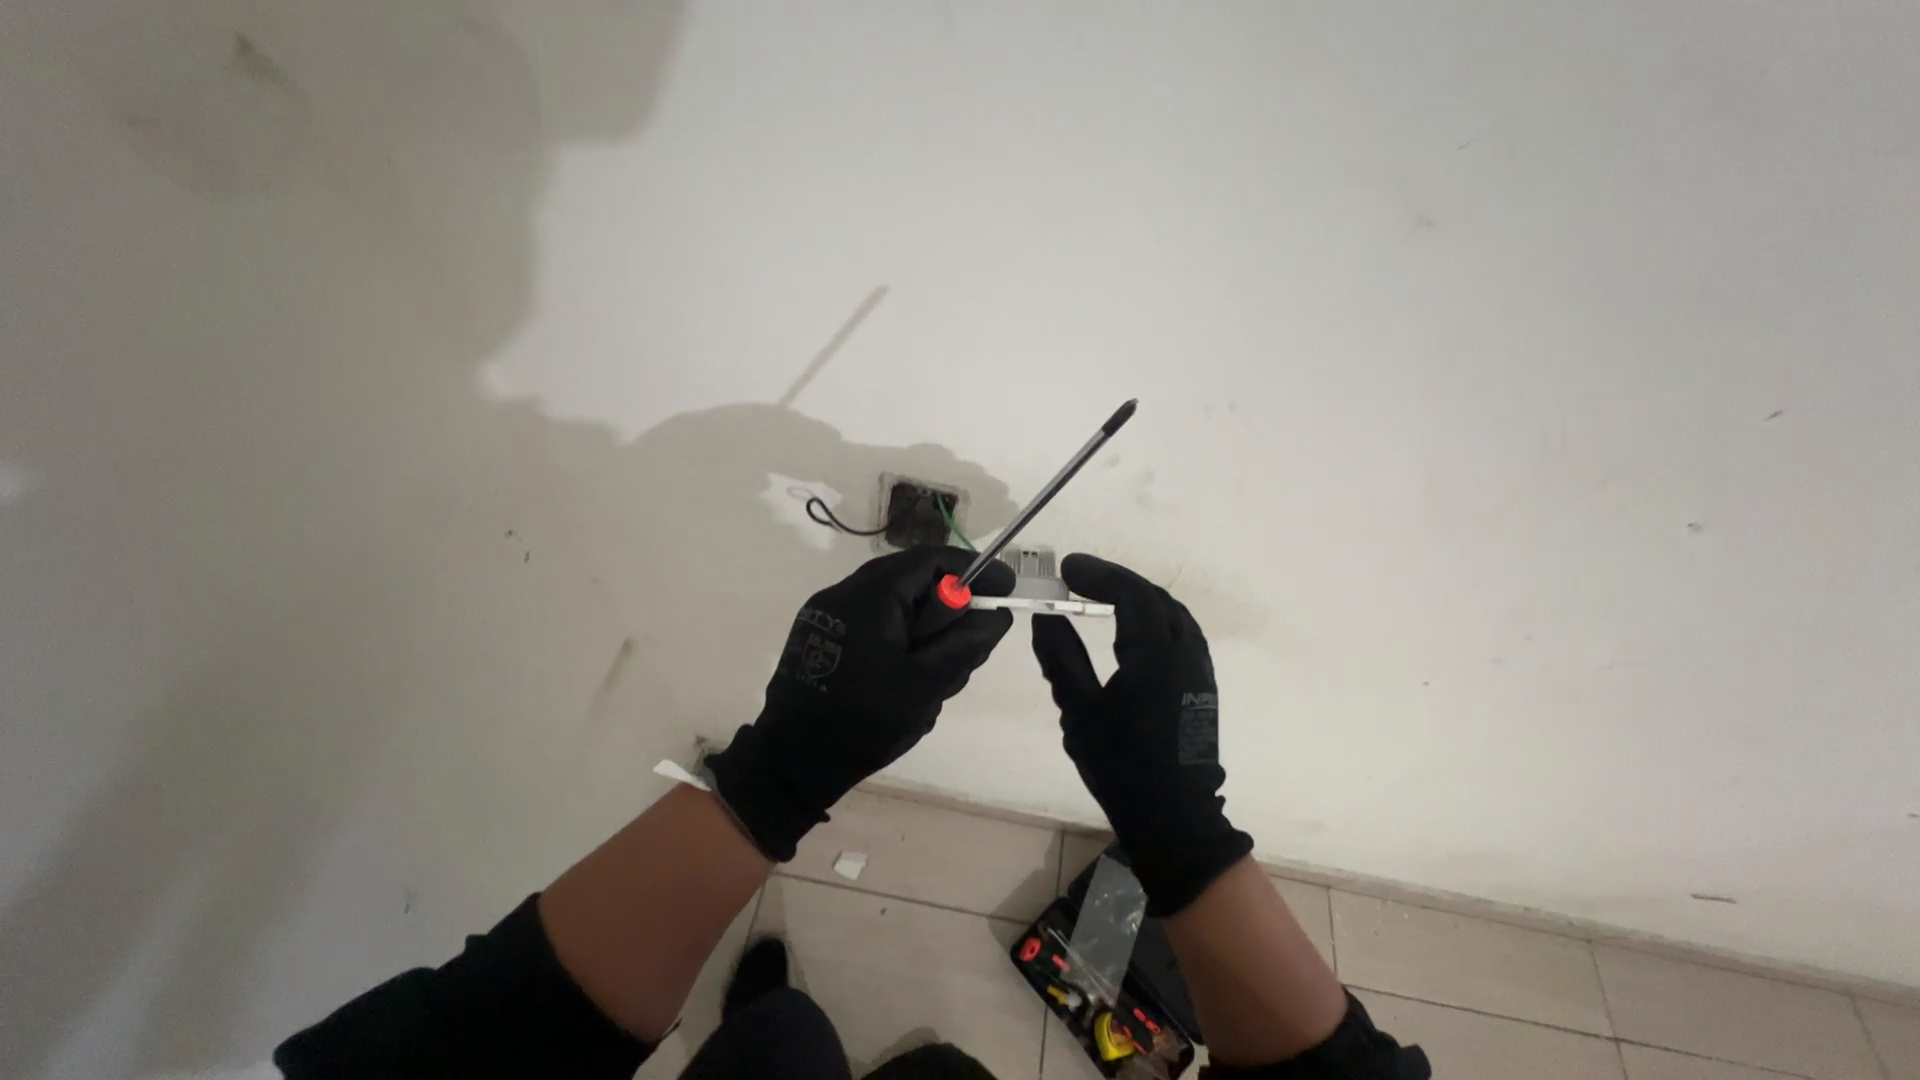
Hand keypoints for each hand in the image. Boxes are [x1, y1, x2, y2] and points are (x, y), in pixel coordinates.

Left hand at [705, 546, 1015, 860]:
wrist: (792, 764)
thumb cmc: (863, 719)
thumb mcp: (926, 684)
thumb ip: (966, 644)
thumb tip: (996, 615)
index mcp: (869, 595)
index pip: (930, 560)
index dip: (973, 570)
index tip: (1006, 589)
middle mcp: (844, 594)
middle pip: (913, 582)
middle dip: (950, 611)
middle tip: (975, 643)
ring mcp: (829, 616)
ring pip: (895, 608)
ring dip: (926, 633)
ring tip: (940, 678)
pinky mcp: (822, 640)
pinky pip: (874, 627)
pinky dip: (901, 644)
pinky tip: (910, 680)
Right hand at [1031, 554, 1251, 915]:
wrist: (1175, 816)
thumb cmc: (1122, 765)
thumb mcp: (1079, 713)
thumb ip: (1061, 659)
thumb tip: (1046, 618)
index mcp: (1155, 656)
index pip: (1130, 595)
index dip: (1098, 574)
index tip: (1066, 569)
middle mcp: (1184, 652)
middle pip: (1154, 597)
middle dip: (1115, 580)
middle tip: (1078, 577)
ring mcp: (1198, 667)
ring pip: (1171, 612)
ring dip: (1136, 596)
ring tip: (1101, 596)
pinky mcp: (1201, 683)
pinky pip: (1179, 631)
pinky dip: (1152, 617)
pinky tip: (1129, 629)